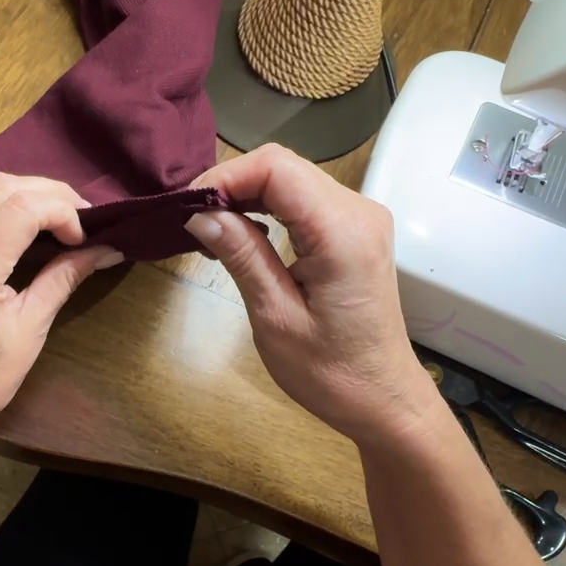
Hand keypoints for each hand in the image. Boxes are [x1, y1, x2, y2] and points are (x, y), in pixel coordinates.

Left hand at [0, 173, 122, 439]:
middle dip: (48, 194)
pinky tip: (16, 223)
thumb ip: (64, 277)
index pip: (21, 208)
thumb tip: (107, 247)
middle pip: (1, 188)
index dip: (61, 210)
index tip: (83, 235)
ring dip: (22, 193)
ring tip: (53, 217)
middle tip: (78, 218)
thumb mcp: (32, 327)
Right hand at [183, 144, 442, 446]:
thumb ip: (241, 256)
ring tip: (206, 227)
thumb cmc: (328, 371)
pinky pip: (302, 201)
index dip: (225, 177)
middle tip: (188, 219)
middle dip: (230, 184)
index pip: (276, 169)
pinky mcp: (353, 232)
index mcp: (342, 231)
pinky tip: (238, 232)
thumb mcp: (274, 316)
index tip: (185, 207)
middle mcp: (358, 211)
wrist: (380, 398)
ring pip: (290, 180)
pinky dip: (265, 207)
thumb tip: (200, 214)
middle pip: (283, 167)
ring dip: (244, 195)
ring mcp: (359, 219)